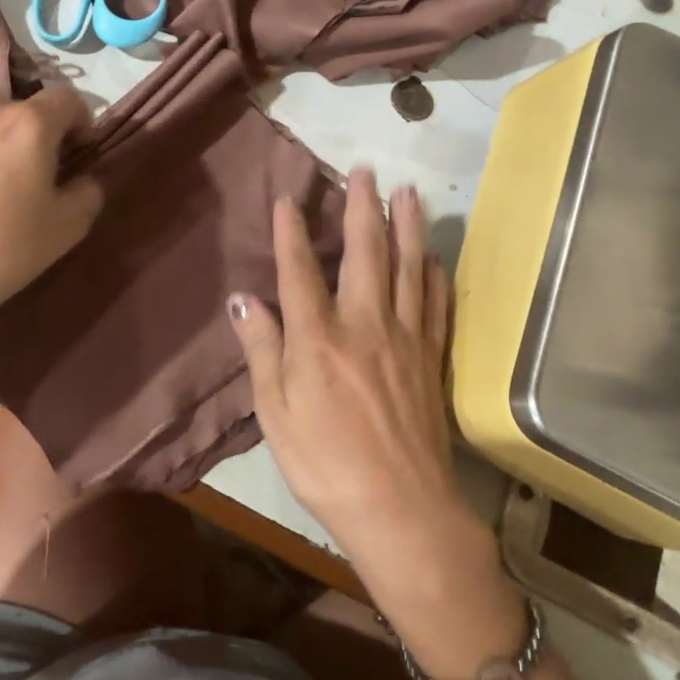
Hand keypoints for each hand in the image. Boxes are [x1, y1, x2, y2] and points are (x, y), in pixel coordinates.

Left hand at [0, 86, 104, 346]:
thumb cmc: (7, 249)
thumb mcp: (69, 226)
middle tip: (44, 177)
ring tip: (2, 188)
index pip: (68, 98)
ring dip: (6, 145)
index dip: (83, 121)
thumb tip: (80, 179)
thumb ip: (88, 191)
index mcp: (29, 123)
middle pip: (27, 112)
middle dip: (42, 136)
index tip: (82, 152)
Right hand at [228, 169, 485, 594]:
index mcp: (318, 338)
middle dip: (362, 208)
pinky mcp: (432, 359)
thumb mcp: (275, 413)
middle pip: (366, 253)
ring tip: (407, 191)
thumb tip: (243, 299)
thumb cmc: (324, 464)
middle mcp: (365, 325)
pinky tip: (432, 257)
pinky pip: (436, 304)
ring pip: (408, 268)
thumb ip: (263, 351)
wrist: (402, 510)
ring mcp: (406, 339)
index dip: (292, 232)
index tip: (288, 197)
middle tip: (364, 168)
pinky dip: (433, 274)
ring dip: (407, 226)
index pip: (300, 271)